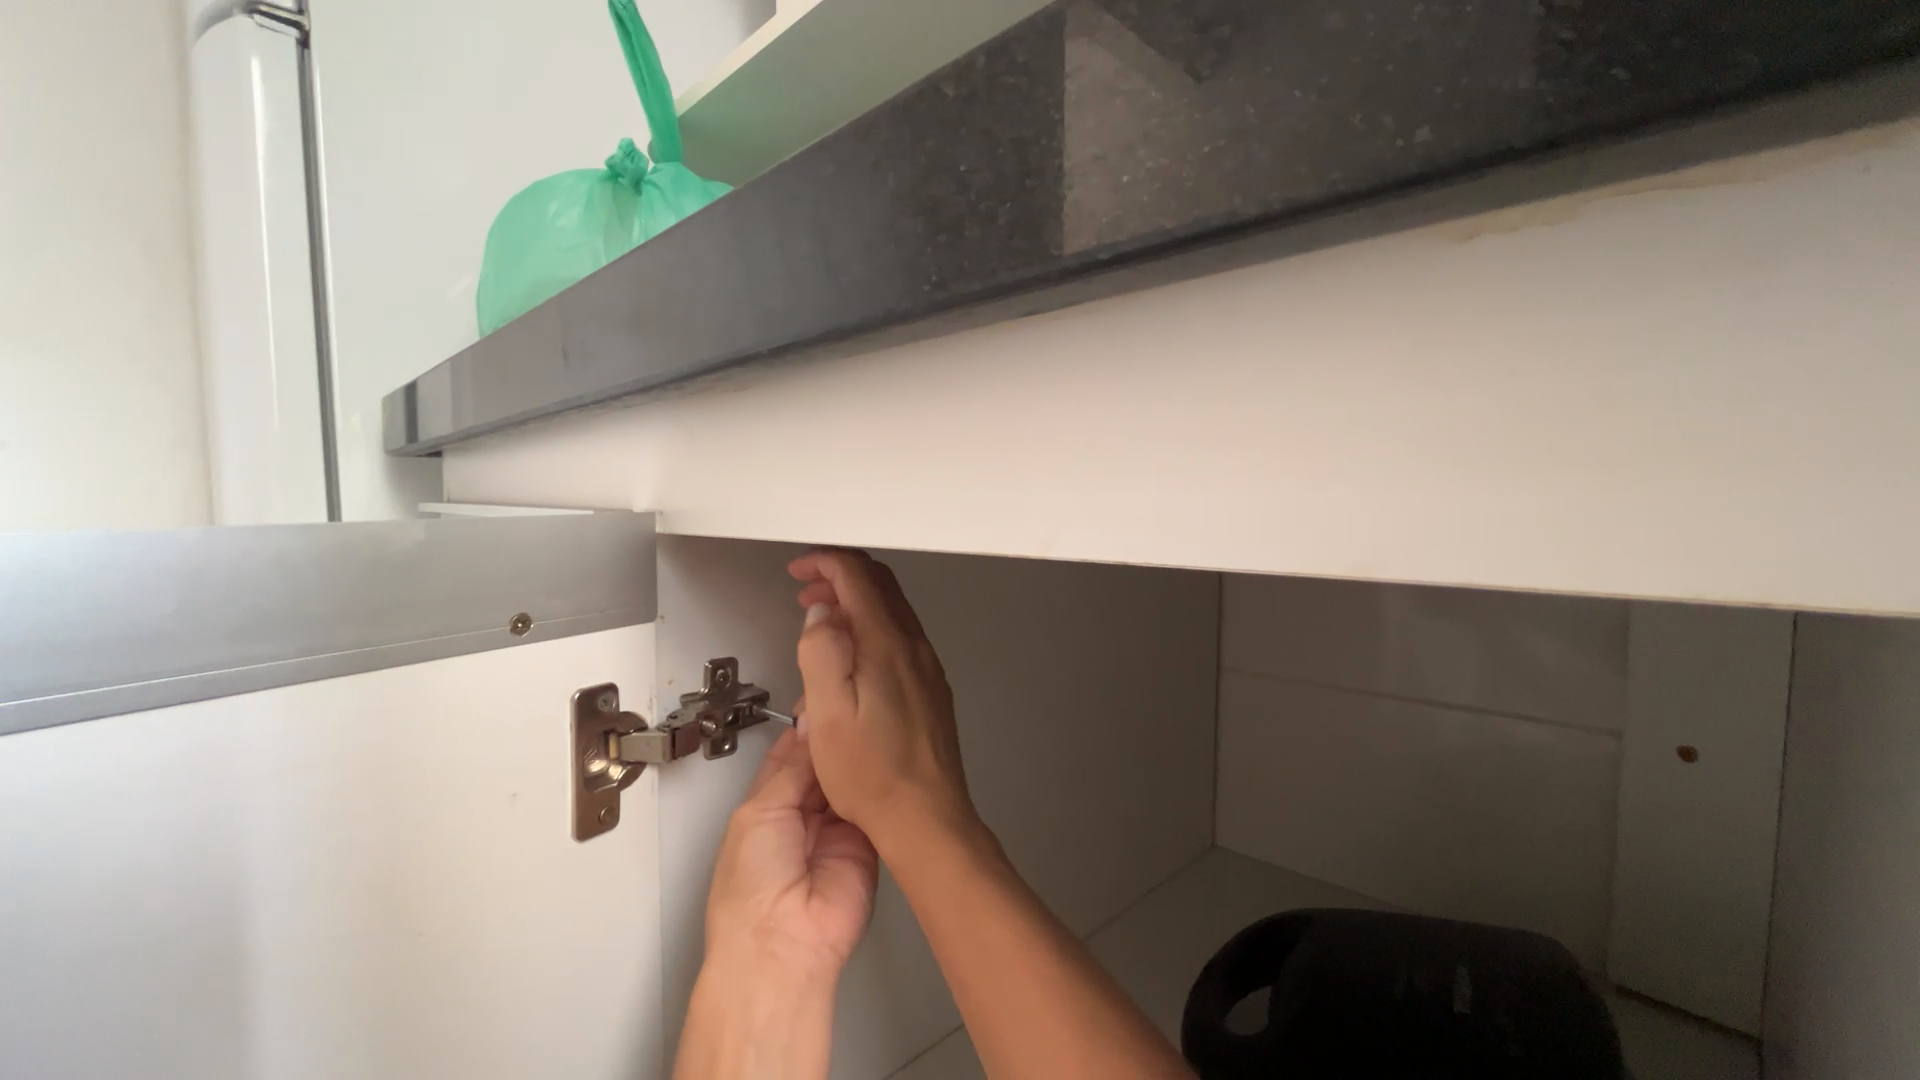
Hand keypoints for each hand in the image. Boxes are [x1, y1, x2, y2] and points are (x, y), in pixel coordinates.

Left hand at [703, 728, 878, 975]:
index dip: (806, 728)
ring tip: (870, 725)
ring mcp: (835, 830)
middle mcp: (802, 815)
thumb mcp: (761, 811)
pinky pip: (875, 807)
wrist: (784, 945)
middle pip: (823, 766)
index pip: (790, 755)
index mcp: (767, 805)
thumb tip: (809, 729)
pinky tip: (886, 759)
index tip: (825, 697)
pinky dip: (879, 786)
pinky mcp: (866, 845)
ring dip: (856, 761)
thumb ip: (791, 768)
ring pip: (849, 782)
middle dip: (835, 740)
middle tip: (854, 705)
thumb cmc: (751, 890)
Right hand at [789, 549, 978, 856]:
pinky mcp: (930, 687)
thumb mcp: (828, 714)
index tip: (799, 569)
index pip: (859, 577)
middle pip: (880, 584)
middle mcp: (913, 647)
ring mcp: (926, 666)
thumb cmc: (873, 774)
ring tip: (822, 618)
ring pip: (892, 609)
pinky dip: (872, 625)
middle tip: (806, 588)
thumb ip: (822, 653)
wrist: (926, 816)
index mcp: (887, 645)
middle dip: (840, 575)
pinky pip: (901, 635)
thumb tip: (822, 612)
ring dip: (856, 600)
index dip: (825, 562)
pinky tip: (852, 655)